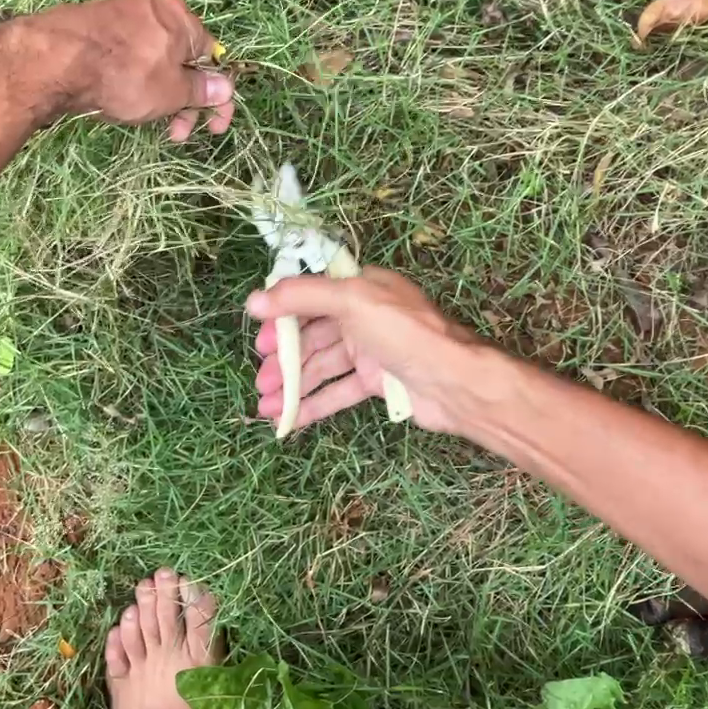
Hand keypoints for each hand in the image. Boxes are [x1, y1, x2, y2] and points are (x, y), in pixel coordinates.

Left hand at [3, 0, 235, 139]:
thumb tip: (224, 87)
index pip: (212, 57)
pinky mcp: (94, 24)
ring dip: (159, 93)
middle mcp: (154, 8)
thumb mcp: (171, 92)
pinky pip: (127, 55)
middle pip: (181, 59)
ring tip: (145, 119)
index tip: (213, 127)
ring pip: (153, 59)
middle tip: (177, 132)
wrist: (55, 60)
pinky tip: (120, 98)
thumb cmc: (124, 77)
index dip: (218, 96)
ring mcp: (121, 13)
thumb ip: (200, 91)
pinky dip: (133, 79)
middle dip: (185, 100)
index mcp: (181, 19)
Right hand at [246, 267, 488, 435]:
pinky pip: (337, 392)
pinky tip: (289, 420)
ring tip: (266, 405)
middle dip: (284, 357)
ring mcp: (370, 351)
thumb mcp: (351, 301)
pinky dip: (313, 405)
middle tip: (262, 378)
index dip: (282, 317)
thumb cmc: (404, 333)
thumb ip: (302, 297)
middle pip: (313, 336)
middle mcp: (364, 317)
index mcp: (360, 288)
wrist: (453, 382)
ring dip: (293, 385)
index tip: (259, 337)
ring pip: (322, 367)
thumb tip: (254, 301)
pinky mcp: (376, 383)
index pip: (311, 298)